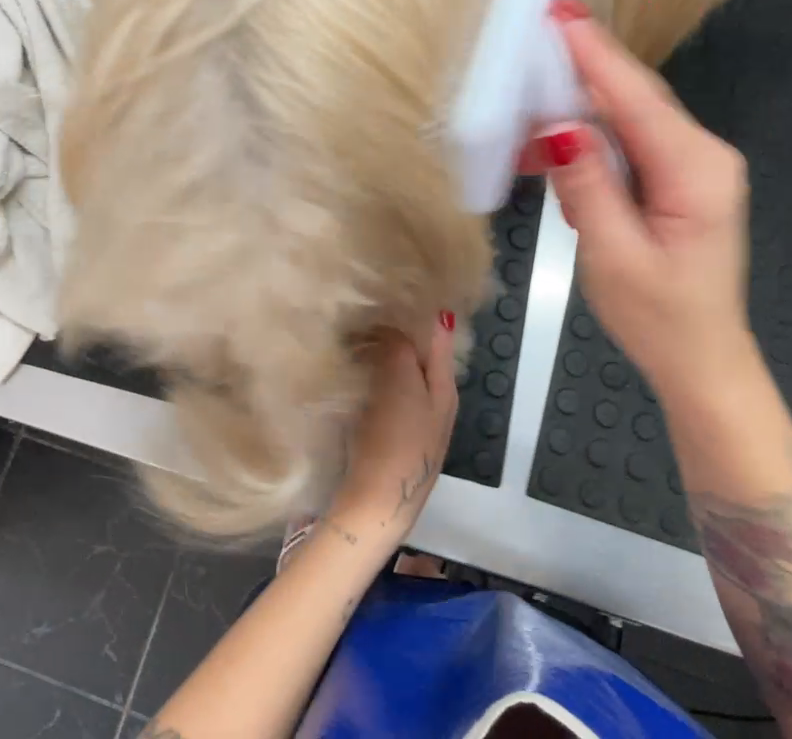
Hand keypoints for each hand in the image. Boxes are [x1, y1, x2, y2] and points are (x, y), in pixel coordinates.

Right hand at [328, 318, 458, 547]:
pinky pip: (378, 394)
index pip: (439, 336)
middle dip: (396, 330)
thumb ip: (401, 349)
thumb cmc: (395, 442)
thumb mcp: (403, 386)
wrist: (374, 506)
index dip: (423, 311)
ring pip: (396, 374)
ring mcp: (409, 422)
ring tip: (352, 327)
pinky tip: (347, 368)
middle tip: (366, 303)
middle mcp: (432, 403)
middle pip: (418, 355)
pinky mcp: (385, 437)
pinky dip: (367, 376)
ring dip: (379, 352)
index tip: (399, 285)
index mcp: (445, 387)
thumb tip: (394, 325)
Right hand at [537, 4, 755, 389]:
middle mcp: (701, 156)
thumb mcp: (614, 255)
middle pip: (633, 100)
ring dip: (574, 113)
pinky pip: (627, 146)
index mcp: (695, 170)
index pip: (635, 99)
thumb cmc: (660, 318)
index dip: (594, 54)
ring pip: (626, 121)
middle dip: (579, 72)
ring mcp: (691, 167)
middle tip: (528, 44)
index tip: (560, 13)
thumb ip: (588, 186)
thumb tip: (557, 128)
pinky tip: (550, 149)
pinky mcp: (675, 182)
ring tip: (521, 105)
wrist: (701, 362)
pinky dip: (587, 144)